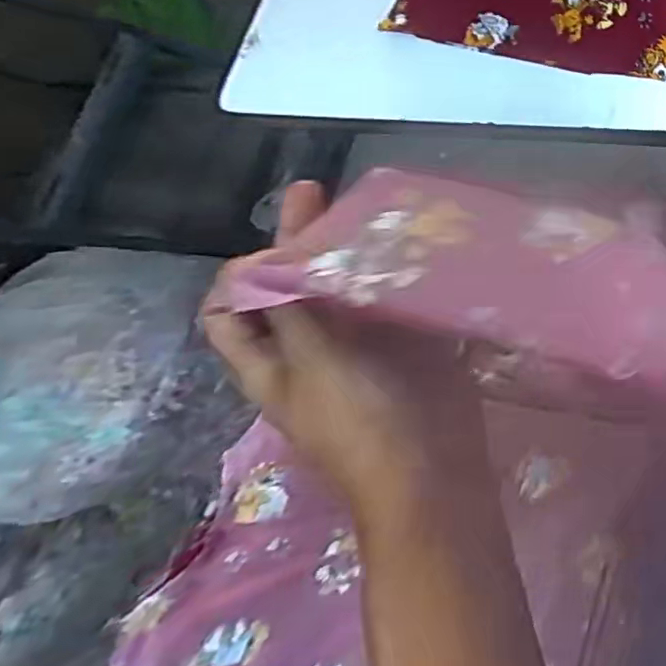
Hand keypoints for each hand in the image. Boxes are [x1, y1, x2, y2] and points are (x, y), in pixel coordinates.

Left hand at [203, 181, 489, 513]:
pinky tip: (422, 253)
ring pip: (351, 292)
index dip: (246, 268)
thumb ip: (290, 313)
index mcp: (274, 361)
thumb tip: (259, 262)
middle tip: (332, 199)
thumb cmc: (363, 421)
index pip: (232, 308)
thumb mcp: (316, 367)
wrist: (433, 467)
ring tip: (380, 217)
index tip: (285, 234)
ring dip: (360, 258)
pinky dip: (404, 278)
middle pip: (297, 290)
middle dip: (308, 247)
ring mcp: (365, 347)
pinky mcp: (410, 346)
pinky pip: (399, 303)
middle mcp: (314, 349)